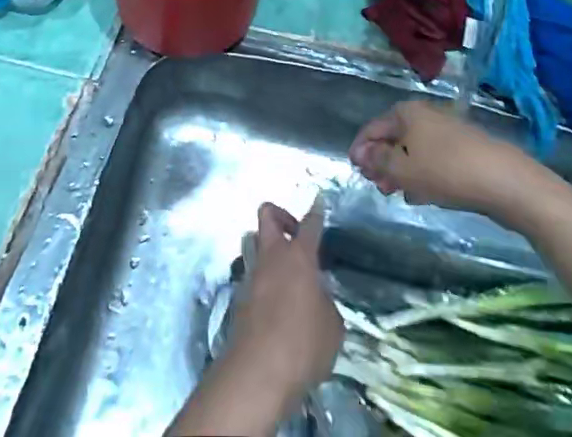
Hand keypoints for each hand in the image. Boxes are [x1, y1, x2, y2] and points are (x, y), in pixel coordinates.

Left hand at [219, 202, 342, 401]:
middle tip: (296, 234)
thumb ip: (325, 302)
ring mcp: (251, 275)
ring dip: (267, 247)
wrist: (258, 371)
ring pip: (253, 242)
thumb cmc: (304, 344)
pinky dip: (263, 278)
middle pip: (268, 216)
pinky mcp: (239, 296)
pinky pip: (251, 274)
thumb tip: (315, 297)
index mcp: (299, 258)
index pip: (310, 225)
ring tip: (285, 269)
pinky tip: (276, 302)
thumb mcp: (332, 325)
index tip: (318, 200)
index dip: (315, 212)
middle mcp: (272, 257)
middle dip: (281, 215)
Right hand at [348, 100, 530, 212]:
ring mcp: (447, 133)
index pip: (373, 128)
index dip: (360, 148)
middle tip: (375, 184)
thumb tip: (362, 154)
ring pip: (414, 151)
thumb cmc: (446, 171)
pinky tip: (420, 195)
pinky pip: (433, 160)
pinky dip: (422, 174)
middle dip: (381, 161)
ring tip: (394, 193)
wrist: (506, 182)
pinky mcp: (464, 151)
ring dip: (400, 170)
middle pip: (394, 138)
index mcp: (407, 113)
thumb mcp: (403, 169)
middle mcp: (426, 116)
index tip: (354, 170)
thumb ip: (378, 161)